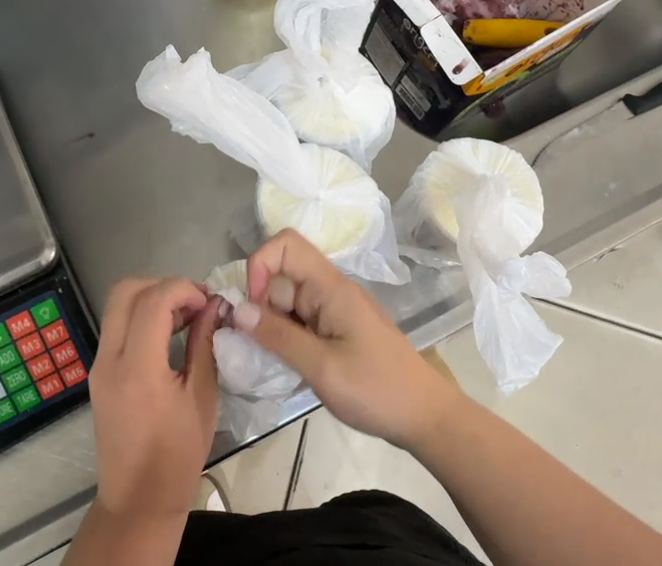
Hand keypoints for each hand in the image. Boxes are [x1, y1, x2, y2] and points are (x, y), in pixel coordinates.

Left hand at [86, 278, 223, 520]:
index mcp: (138, 369)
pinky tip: (168, 335)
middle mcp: (110, 359)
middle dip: (162, 285)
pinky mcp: (98, 373)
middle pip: (125, 292)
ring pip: (117, 306)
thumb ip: (205, 345)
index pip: (154, 300)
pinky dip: (140, 318)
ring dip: (150, 299)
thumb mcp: (202, 398)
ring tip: (185, 318)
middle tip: (194, 303)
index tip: (209, 301)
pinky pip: (116, 327)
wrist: (138, 500)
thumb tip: (214, 307)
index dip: (184, 289)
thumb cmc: (177, 456)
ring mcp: (98, 365)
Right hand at [233, 229, 462, 450]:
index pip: (286, 245)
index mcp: (331, 287)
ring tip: (274, 362)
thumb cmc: (376, 389)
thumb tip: (237, 310)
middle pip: (282, 276)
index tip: (254, 309)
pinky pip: (301, 321)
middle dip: (262, 305)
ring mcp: (335, 311)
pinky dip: (287, 338)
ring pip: (288, 302)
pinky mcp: (337, 331)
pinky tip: (289, 366)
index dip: (260, 266)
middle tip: (260, 347)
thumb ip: (278, 336)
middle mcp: (331, 291)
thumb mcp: (322, 366)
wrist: (425, 417)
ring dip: (273, 325)